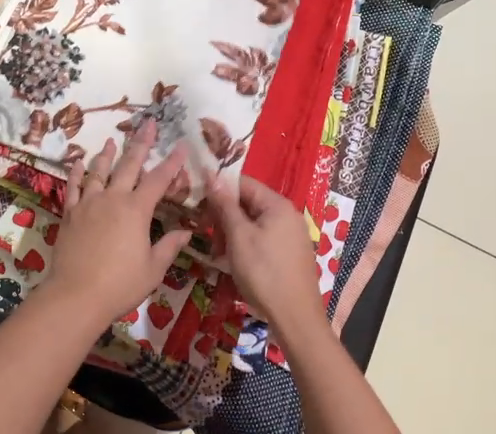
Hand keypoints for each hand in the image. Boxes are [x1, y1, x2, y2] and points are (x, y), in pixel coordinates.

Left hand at [42, 120, 191, 325]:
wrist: (77, 294)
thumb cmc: (121, 284)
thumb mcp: (153, 269)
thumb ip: (169, 247)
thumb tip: (185, 231)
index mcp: (136, 210)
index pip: (158, 180)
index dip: (171, 163)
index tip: (180, 146)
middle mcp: (113, 198)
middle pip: (129, 165)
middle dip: (140, 143)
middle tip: (147, 123)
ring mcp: (89, 203)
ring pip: (99, 171)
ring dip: (107, 154)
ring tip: (111, 141)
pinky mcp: (70, 213)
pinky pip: (74, 187)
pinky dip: (77, 173)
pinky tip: (78, 163)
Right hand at [206, 174, 324, 332]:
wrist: (296, 319)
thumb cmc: (263, 272)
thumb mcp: (238, 235)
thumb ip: (225, 204)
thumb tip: (212, 175)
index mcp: (277, 205)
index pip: (243, 183)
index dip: (219, 189)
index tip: (199, 203)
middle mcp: (288, 215)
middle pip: (248, 203)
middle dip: (224, 216)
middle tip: (207, 233)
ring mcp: (291, 236)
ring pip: (253, 223)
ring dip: (232, 233)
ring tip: (218, 253)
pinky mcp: (290, 254)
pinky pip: (263, 239)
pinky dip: (246, 245)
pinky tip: (234, 262)